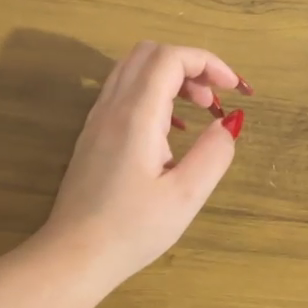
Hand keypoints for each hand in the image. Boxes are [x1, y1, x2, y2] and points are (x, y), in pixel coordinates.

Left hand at [42, 42, 248, 279]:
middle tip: (214, 99)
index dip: (206, 61)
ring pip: (132, 70)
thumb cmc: (132, 230)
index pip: (169, 58)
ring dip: (169, 77)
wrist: (74, 254)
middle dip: (188, 64)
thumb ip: (213, 154)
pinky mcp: (92, 135)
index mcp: (135, 115)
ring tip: (199, 112)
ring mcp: (97, 119)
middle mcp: (111, 107)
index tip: (233, 88)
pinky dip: (152, 93)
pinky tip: (170, 130)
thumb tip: (229, 123)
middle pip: (148, 54)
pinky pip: (123, 92)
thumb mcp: (185, 197)